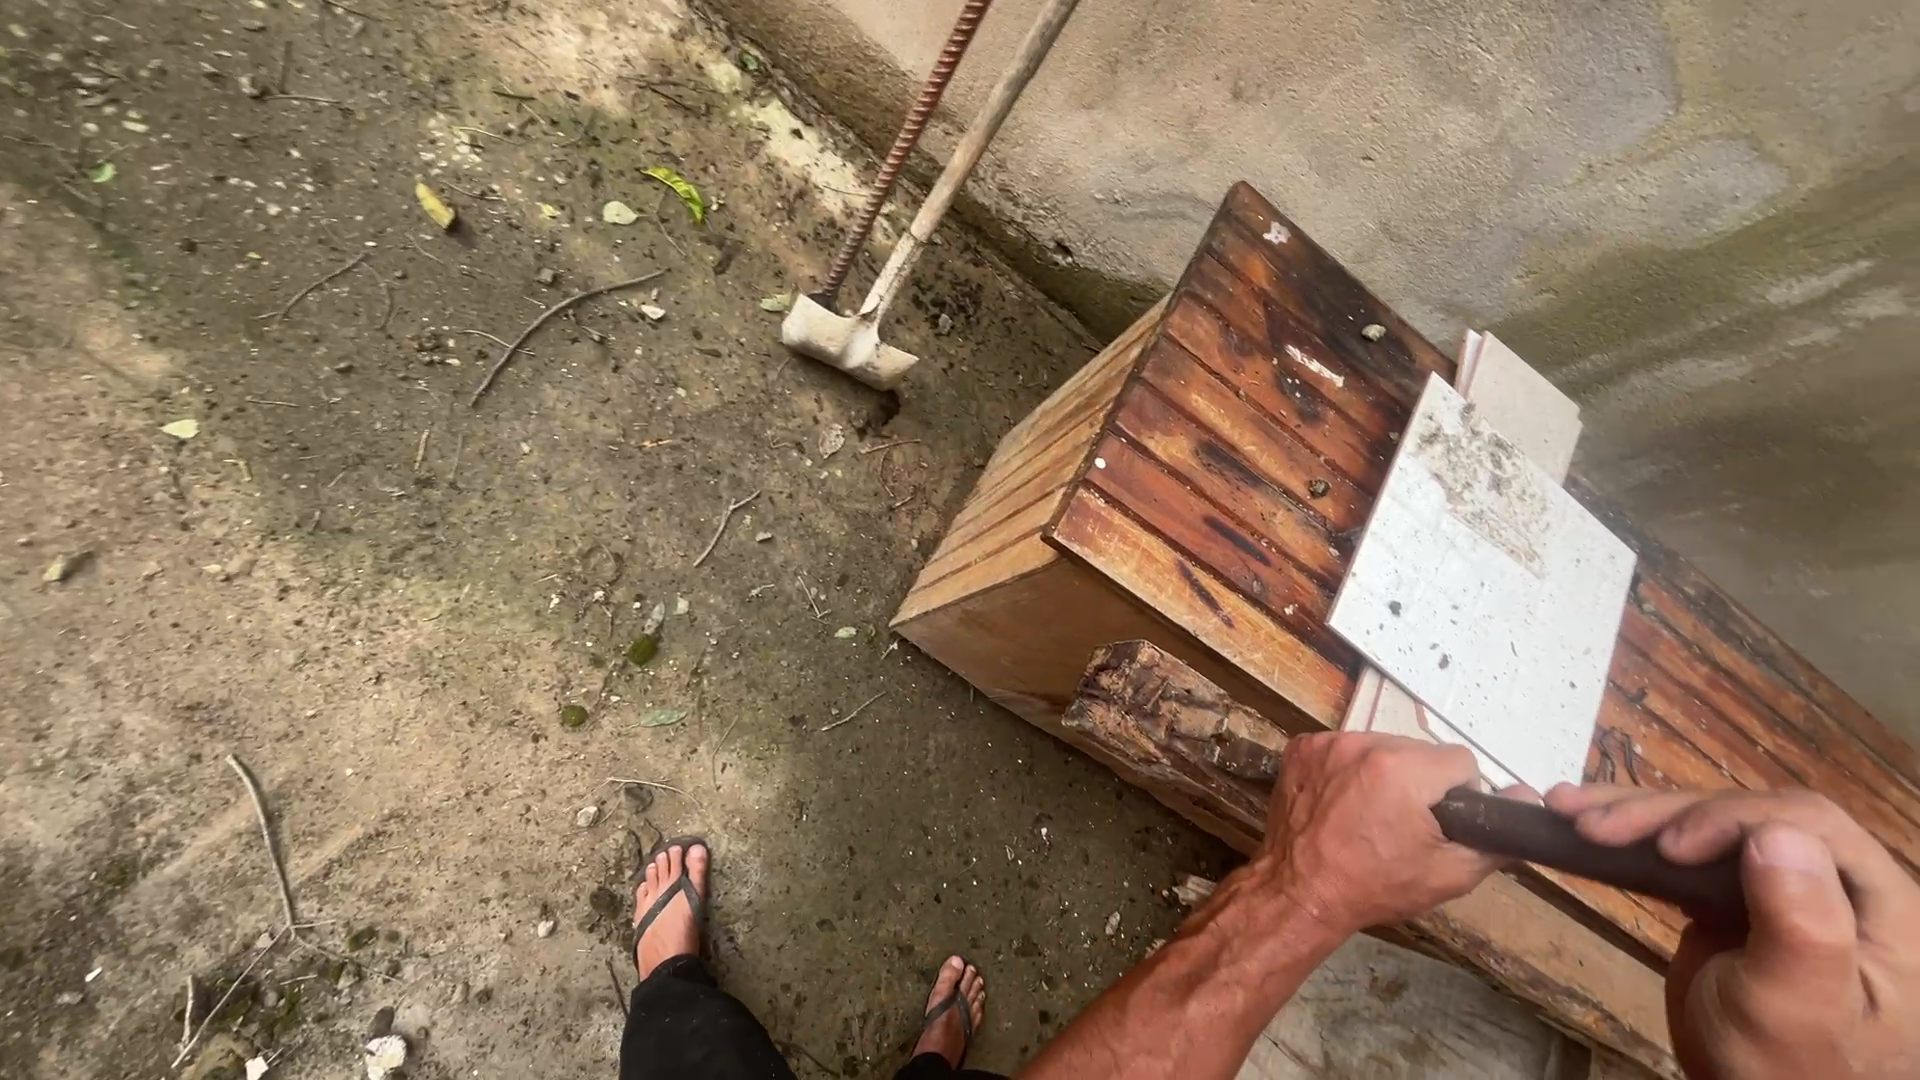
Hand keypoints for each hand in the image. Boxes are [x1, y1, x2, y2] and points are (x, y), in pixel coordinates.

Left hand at [1255, 732, 1525, 935]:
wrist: (1300, 888)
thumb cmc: (1375, 884)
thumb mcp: (1450, 873)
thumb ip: (1495, 836)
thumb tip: (1528, 795)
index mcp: (1403, 769)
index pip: (1459, 760)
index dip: (1459, 791)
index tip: (1442, 817)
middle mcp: (1363, 744)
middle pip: (1417, 750)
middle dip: (1420, 780)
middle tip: (1404, 819)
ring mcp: (1326, 742)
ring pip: (1379, 745)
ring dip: (1383, 771)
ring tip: (1371, 811)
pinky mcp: (1301, 746)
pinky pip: (1341, 747)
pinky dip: (1347, 768)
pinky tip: (1341, 799)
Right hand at [1546, 785, 1919, 1079]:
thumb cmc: (1785, 1065)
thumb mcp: (1795, 1003)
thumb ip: (1802, 925)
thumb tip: (1775, 835)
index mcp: (1877, 906)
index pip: (1806, 823)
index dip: (1730, 819)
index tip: (1665, 848)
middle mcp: (1831, 884)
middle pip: (1739, 813)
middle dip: (1658, 812)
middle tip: (1588, 826)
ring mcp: (1771, 886)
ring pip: (1699, 820)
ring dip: (1628, 811)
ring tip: (1563, 809)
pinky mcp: (1721, 895)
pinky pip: (1673, 844)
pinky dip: (1624, 830)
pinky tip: (1579, 822)